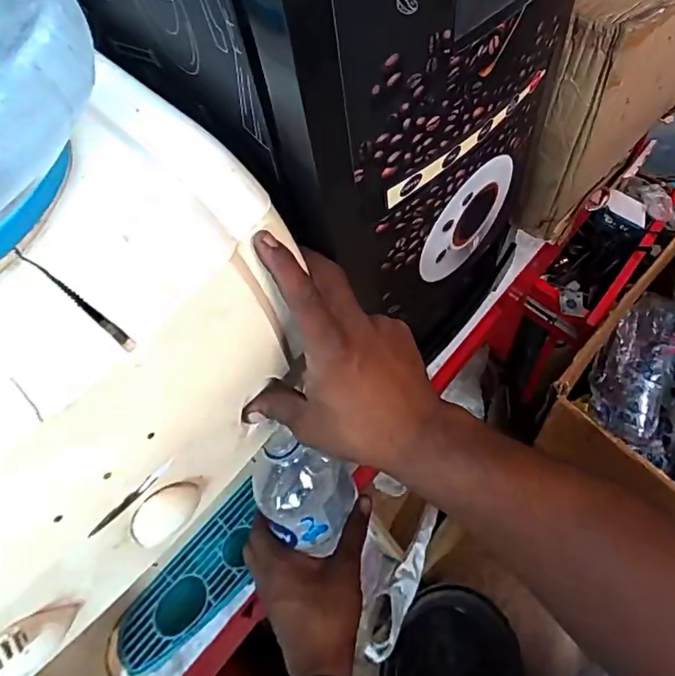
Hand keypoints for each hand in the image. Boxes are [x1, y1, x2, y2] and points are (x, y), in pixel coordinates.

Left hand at [243, 496, 370, 675]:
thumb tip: (364, 499)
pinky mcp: (272, 607)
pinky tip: (298, 560)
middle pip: (253, 540)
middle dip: (266, 524)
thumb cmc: (330, 614)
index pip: (257, 523)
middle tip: (288, 511)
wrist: (322, 667)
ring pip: (257, 559)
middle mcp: (263, 574)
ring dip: (269, 543)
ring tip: (295, 531)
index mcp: (273, 560)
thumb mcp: (345, 569)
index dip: (266, 505)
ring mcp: (265, 593)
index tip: (282, 492)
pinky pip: (265, 574)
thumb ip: (353, 532)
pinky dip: (274, 562)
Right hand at [245, 231, 442, 476]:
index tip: (267, 239)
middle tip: (286, 249)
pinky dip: (356, 329)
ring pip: (349, 300)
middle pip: (330, 276)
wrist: (423, 436)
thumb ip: (279, 406)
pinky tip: (358, 355)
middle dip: (306, 256)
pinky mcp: (399, 331)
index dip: (283, 263)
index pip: (303, 293)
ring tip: (324, 332)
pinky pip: (369, 321)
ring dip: (332, 302)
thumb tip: (251, 405)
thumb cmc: (363, 431)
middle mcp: (356, 326)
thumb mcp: (313, 426)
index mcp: (329, 346)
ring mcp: (381, 325)